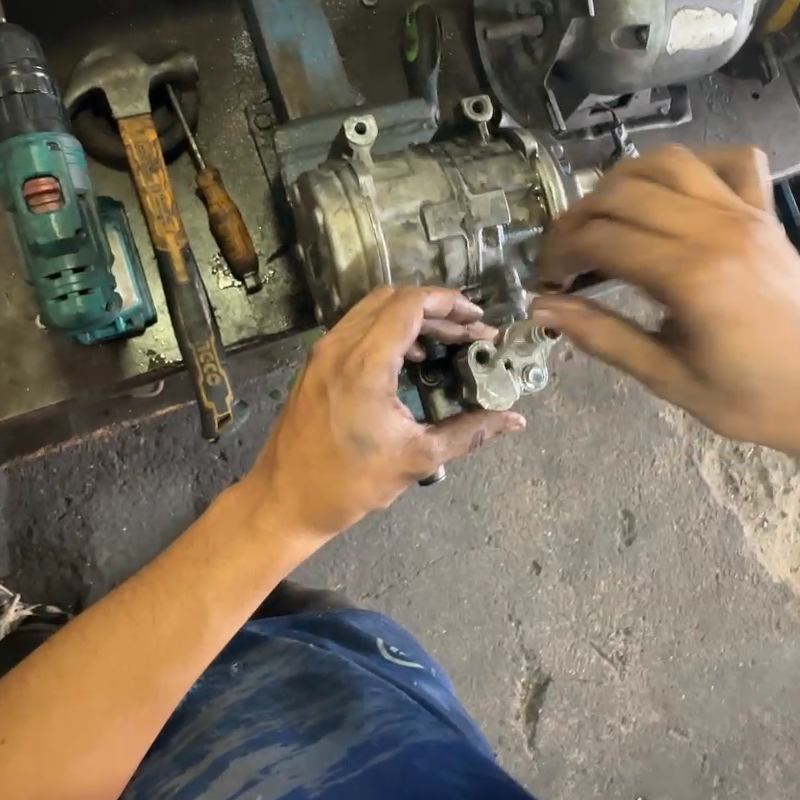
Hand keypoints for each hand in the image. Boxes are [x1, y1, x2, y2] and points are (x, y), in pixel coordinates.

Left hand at [243, 286, 525, 542]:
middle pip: (392, 299)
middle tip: (469, 333)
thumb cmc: (349, 484)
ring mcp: (323, 352)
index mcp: (364, 363)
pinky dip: (388, 330)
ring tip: (447, 344)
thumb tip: (514, 421)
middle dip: (436, 309)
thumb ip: (470, 432)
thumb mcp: (417, 459)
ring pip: (372, 310)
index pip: (409, 304)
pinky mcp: (316, 363)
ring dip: (412, 318)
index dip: (449, 303)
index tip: (478, 319)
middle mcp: (339, 346)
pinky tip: (412, 359)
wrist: (285, 501)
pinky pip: (357, 328)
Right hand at [532, 145, 799, 473]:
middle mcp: (718, 229)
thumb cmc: (754, 401)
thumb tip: (542, 309)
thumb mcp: (669, 379)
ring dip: (621, 183)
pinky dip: (690, 165)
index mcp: (693, 276)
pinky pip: (728, 161)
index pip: (601, 237)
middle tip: (564, 259)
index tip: (546, 283)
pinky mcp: (766, 215)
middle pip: (622, 192)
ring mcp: (747, 215)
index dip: (559, 254)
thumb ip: (603, 337)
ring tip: (603, 222)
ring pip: (667, 163)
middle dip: (577, 220)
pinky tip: (670, 196)